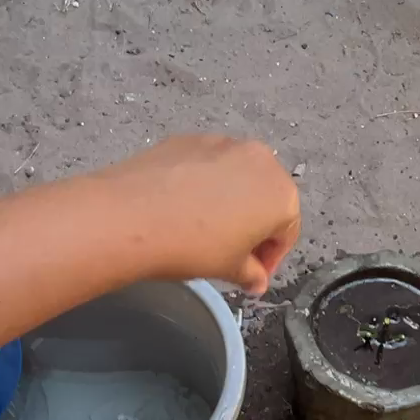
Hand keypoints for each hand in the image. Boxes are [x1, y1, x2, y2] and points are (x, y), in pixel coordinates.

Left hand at [94, 135, 299, 294]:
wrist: (131, 216)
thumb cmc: (193, 246)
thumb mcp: (230, 269)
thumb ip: (252, 274)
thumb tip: (256, 280)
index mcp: (282, 195)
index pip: (287, 232)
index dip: (271, 258)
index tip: (254, 275)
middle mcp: (261, 161)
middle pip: (266, 199)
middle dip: (254, 227)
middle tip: (232, 253)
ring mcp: (224, 143)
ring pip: (238, 178)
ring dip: (231, 203)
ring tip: (205, 230)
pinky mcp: (191, 139)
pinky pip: (209, 166)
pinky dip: (204, 185)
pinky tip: (183, 209)